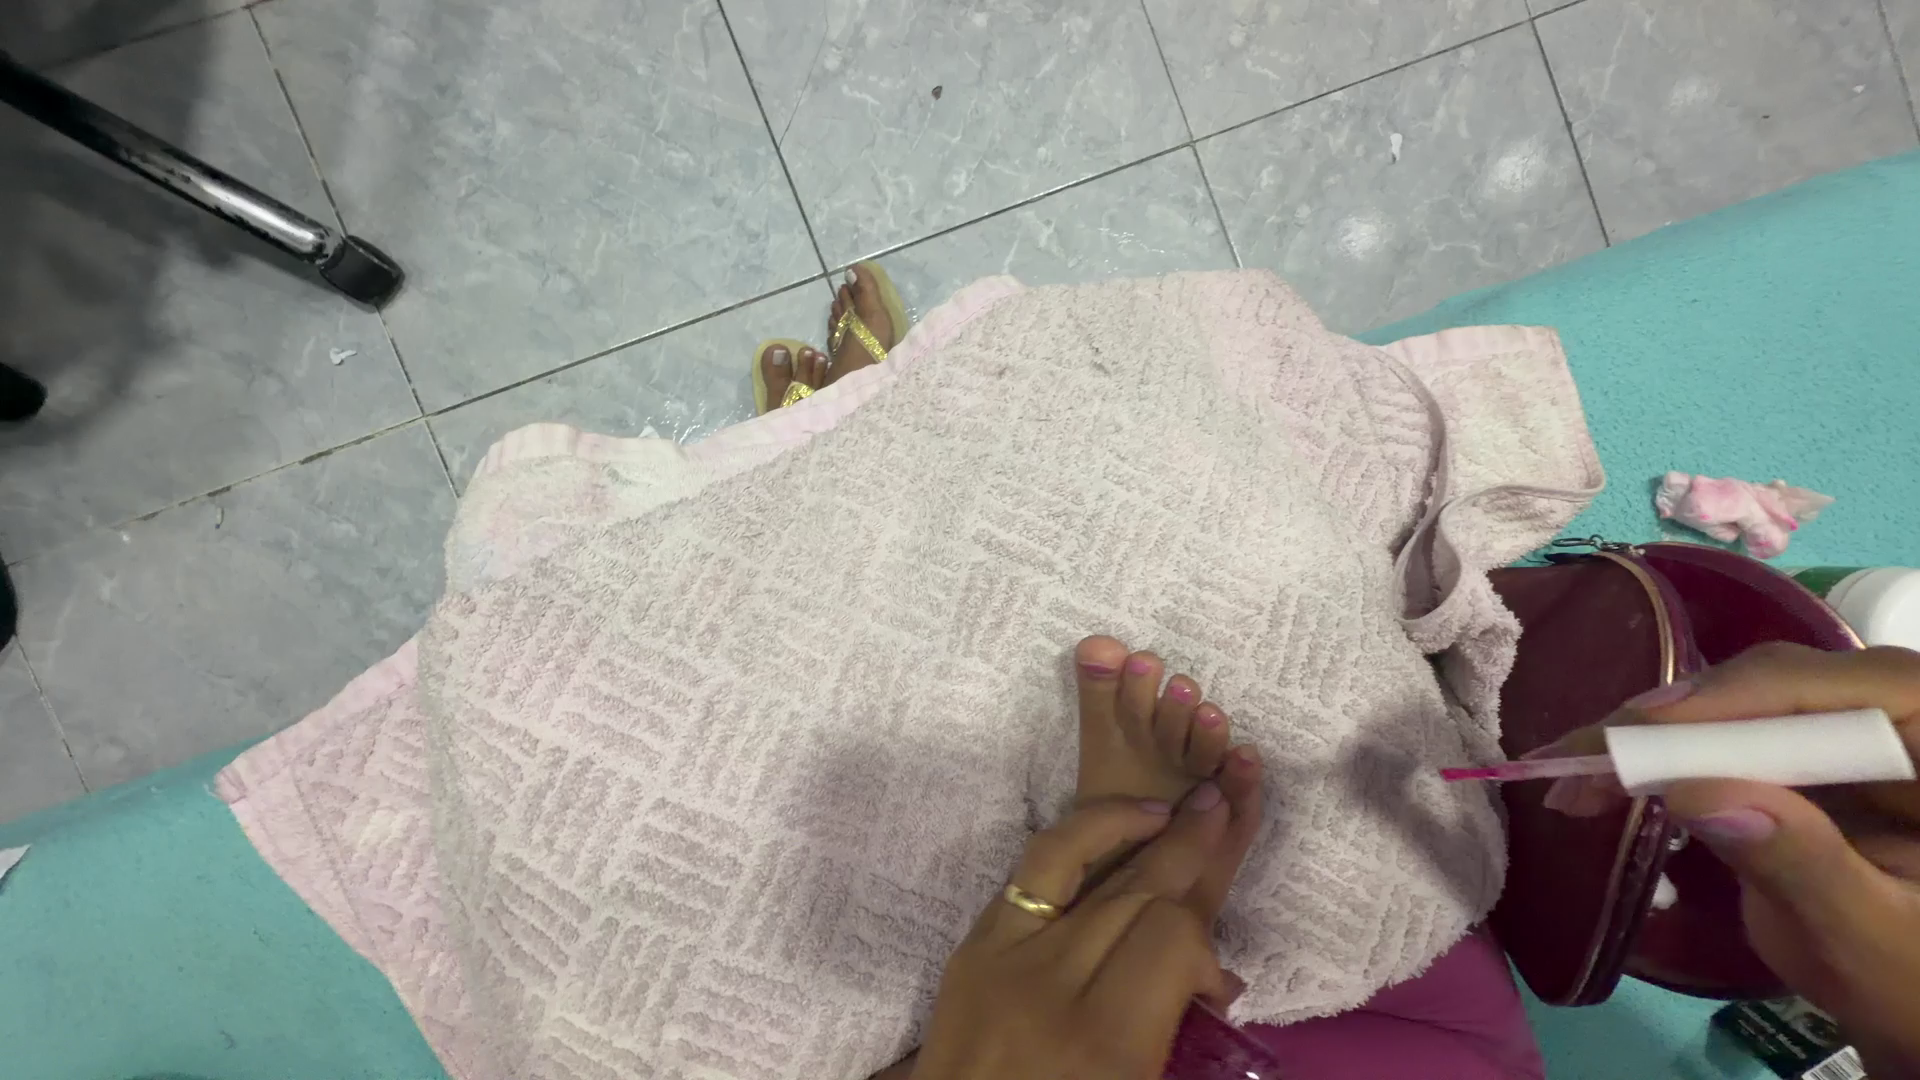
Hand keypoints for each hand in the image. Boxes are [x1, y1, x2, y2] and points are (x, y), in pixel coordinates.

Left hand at [911, 766, 1262, 1079]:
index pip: (1170, 938)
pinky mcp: (974, 943)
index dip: (1205, 947)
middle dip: (1186, 847)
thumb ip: (1179, 1038)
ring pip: (1077, 858)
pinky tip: (1108, 827)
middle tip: (1220, 806)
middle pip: (1133, 892)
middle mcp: (1051, 984)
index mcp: (1101, 1043)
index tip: (1212, 984)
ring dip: (1129, 823)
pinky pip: (1031, 869)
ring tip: (1171, 807)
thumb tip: (1213, 979)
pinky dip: (1076, 837)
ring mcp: (1003, 953)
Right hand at [1533, 644, 1919, 1076]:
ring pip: (1734, 705)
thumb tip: (1697, 792)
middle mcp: (1911, 726)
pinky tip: (1602, 780)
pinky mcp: (1804, 756)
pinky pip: (1718, 735)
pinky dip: (1653, 757)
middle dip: (1675, 719)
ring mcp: (1856, 739)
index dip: (1751, 694)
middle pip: (1780, 687)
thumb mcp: (1878, 947)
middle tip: (1584, 756)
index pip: (1867, 688)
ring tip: (1572, 773)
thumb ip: (1806, 868)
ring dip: (1648, 739)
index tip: (1647, 727)